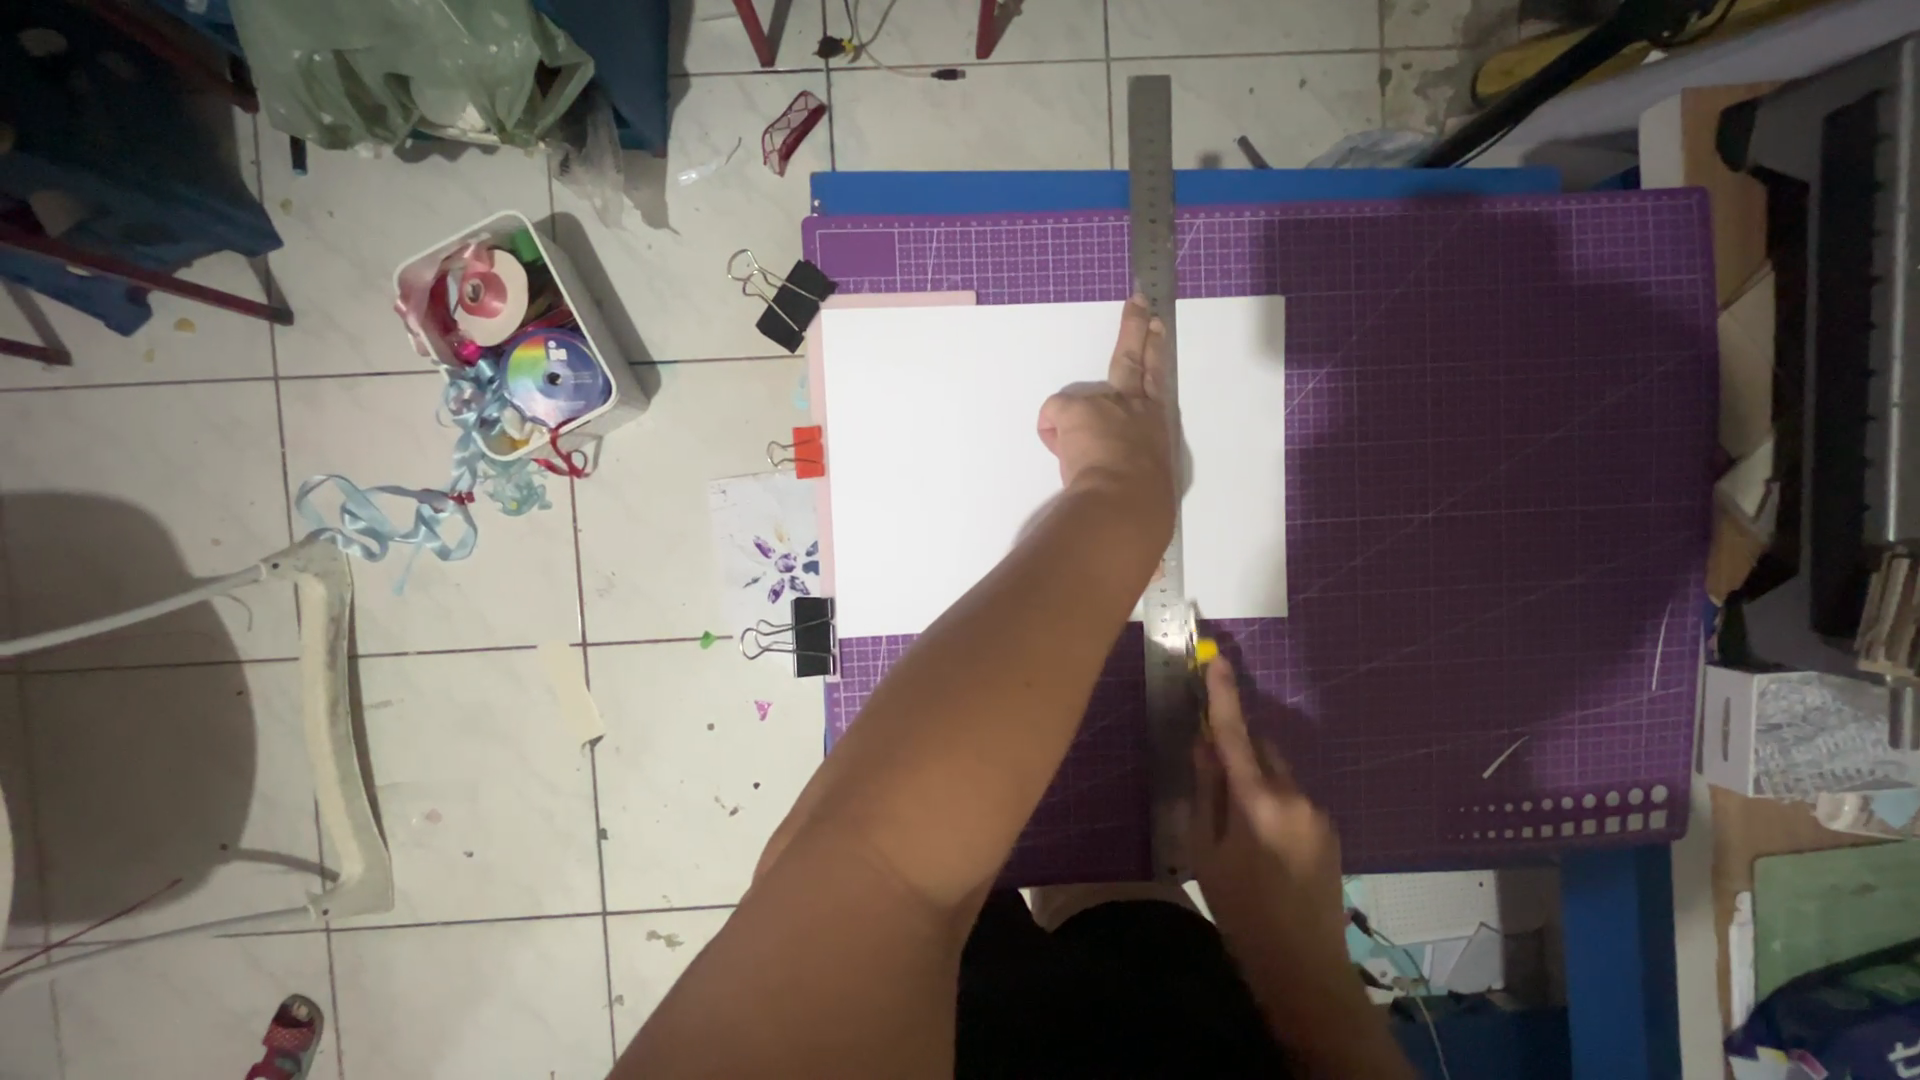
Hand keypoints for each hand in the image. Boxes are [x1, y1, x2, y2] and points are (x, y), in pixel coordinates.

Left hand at [1036, 295, 1174, 526]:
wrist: (1127, 502)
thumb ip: (1130, 466)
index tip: (1158, 325)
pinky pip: (1052, 419)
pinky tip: (1062, 455)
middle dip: (1137, 328)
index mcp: (1156, 425)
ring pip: (1077, 403)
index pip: (1158, 382)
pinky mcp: (1077, 409)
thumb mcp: (1146, 481)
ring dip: (1070, 419)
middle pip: (1137, 361)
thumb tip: (1107, 468)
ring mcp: (1107, 405)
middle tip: (1139, 301)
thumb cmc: (1142, 502)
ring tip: (1079, 450)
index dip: (1158, 351)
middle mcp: (1137, 408)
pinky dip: (1052, 436)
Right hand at [1190, 657, 1348, 980]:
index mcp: (1258, 801)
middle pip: (1262, 748)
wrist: (1304, 966)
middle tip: (1208, 768)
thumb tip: (1204, 745)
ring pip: (1277, 773)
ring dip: (1254, 778)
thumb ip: (1207, 791)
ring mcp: (1318, 812)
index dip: (1223, 695)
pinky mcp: (1328, 829)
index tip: (1217, 658)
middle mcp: (1295, 796)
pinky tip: (1260, 841)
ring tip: (1234, 823)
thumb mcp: (1205, 850)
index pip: (1235, 735)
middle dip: (1237, 747)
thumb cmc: (1240, 910)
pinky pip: (1292, 796)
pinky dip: (1270, 799)